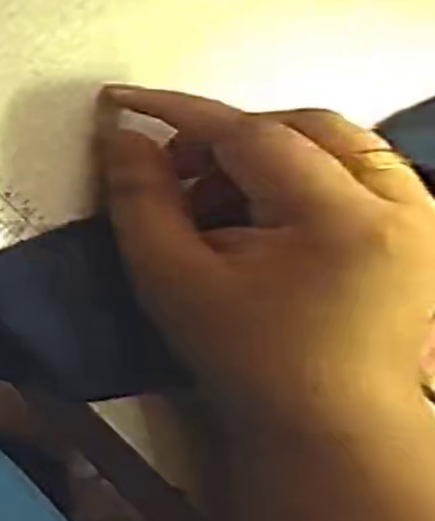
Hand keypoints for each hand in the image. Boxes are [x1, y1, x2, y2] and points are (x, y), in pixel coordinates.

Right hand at [97, 85, 434, 433]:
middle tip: (176, 170)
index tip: (117, 100)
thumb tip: (120, 135)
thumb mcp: (165, 267)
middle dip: (226, 133)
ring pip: (338, 146)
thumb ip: (139, 193)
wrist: (330, 420)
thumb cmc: (238, 345)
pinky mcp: (425, 238)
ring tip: (215, 201)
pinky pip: (358, 173)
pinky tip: (257, 216)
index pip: (251, 134)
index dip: (177, 110)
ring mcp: (426, 225)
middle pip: (308, 126)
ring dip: (261, 153)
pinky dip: (294, 174)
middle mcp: (405, 211)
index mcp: (342, 220)